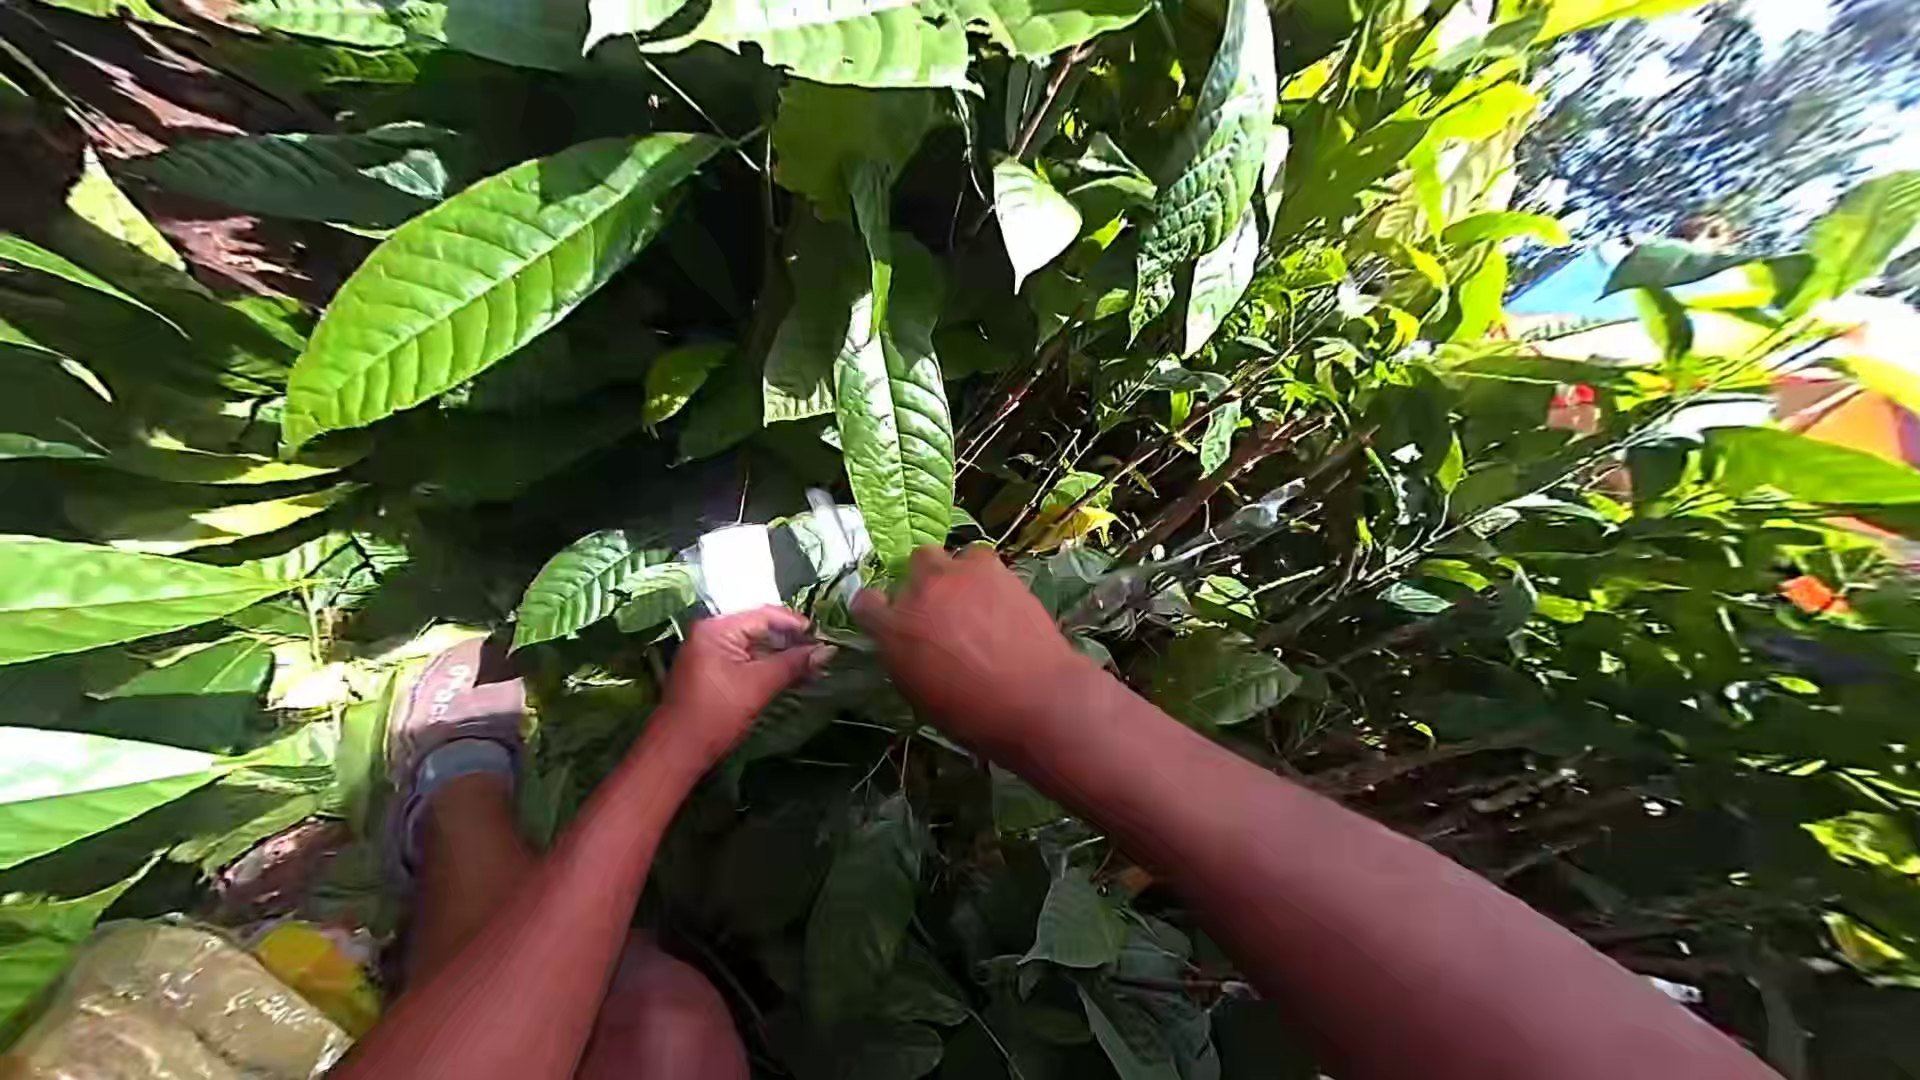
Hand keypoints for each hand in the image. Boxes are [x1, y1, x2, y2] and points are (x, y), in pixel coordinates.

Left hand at [656, 606, 833, 764]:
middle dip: (791, 640)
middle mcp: (711, 633)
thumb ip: (793, 663)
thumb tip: (827, 650)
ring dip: (782, 654)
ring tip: (812, 663)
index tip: (823, 636)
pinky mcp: (712, 669)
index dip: (796, 624)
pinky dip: (768, 664)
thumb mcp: (758, 686)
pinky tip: (791, 673)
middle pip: (760, 626)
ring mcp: (709, 651)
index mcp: (717, 629)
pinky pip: (746, 657)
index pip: (764, 615)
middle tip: (820, 650)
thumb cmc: (715, 715)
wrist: (676, 753)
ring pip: (755, 644)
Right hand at [852, 546, 1088, 743]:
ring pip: (944, 556)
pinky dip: (982, 574)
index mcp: (894, 629)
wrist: (1034, 696)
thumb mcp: (920, 695)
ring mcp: (957, 574)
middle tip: (939, 606)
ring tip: (972, 598)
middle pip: (911, 566)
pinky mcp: (992, 567)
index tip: (890, 619)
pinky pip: (978, 559)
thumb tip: (909, 642)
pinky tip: (996, 596)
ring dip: (952, 573)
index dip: (878, 610)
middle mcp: (920, 592)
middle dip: (921, 581)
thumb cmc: (974, 713)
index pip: (865, 603)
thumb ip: (905, 656)